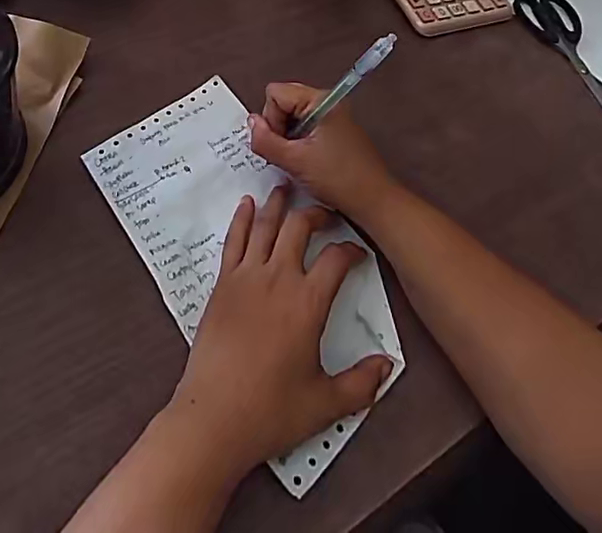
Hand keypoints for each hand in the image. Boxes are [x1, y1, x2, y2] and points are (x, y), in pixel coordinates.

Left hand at [164, 187, 392, 479]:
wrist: (214, 415)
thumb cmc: (271, 410)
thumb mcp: (326, 403)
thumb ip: (362, 383)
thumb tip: (387, 365)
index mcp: (307, 304)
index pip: (336, 260)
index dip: (352, 250)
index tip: (358, 252)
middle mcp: (277, 280)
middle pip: (299, 228)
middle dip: (316, 214)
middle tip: (326, 212)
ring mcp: (245, 277)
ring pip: (264, 226)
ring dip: (277, 204)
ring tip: (286, 187)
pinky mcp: (222, 283)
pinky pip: (233, 240)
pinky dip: (241, 218)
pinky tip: (246, 204)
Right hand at [248, 83, 398, 218]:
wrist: (374, 202)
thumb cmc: (340, 179)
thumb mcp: (294, 161)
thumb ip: (265, 140)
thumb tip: (251, 123)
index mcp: (320, 101)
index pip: (275, 93)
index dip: (270, 118)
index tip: (281, 143)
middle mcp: (327, 103)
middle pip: (283, 102)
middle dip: (277, 127)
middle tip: (287, 152)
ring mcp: (331, 117)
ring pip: (291, 116)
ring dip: (287, 137)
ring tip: (298, 160)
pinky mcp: (334, 131)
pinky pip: (304, 127)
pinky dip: (298, 143)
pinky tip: (306, 162)